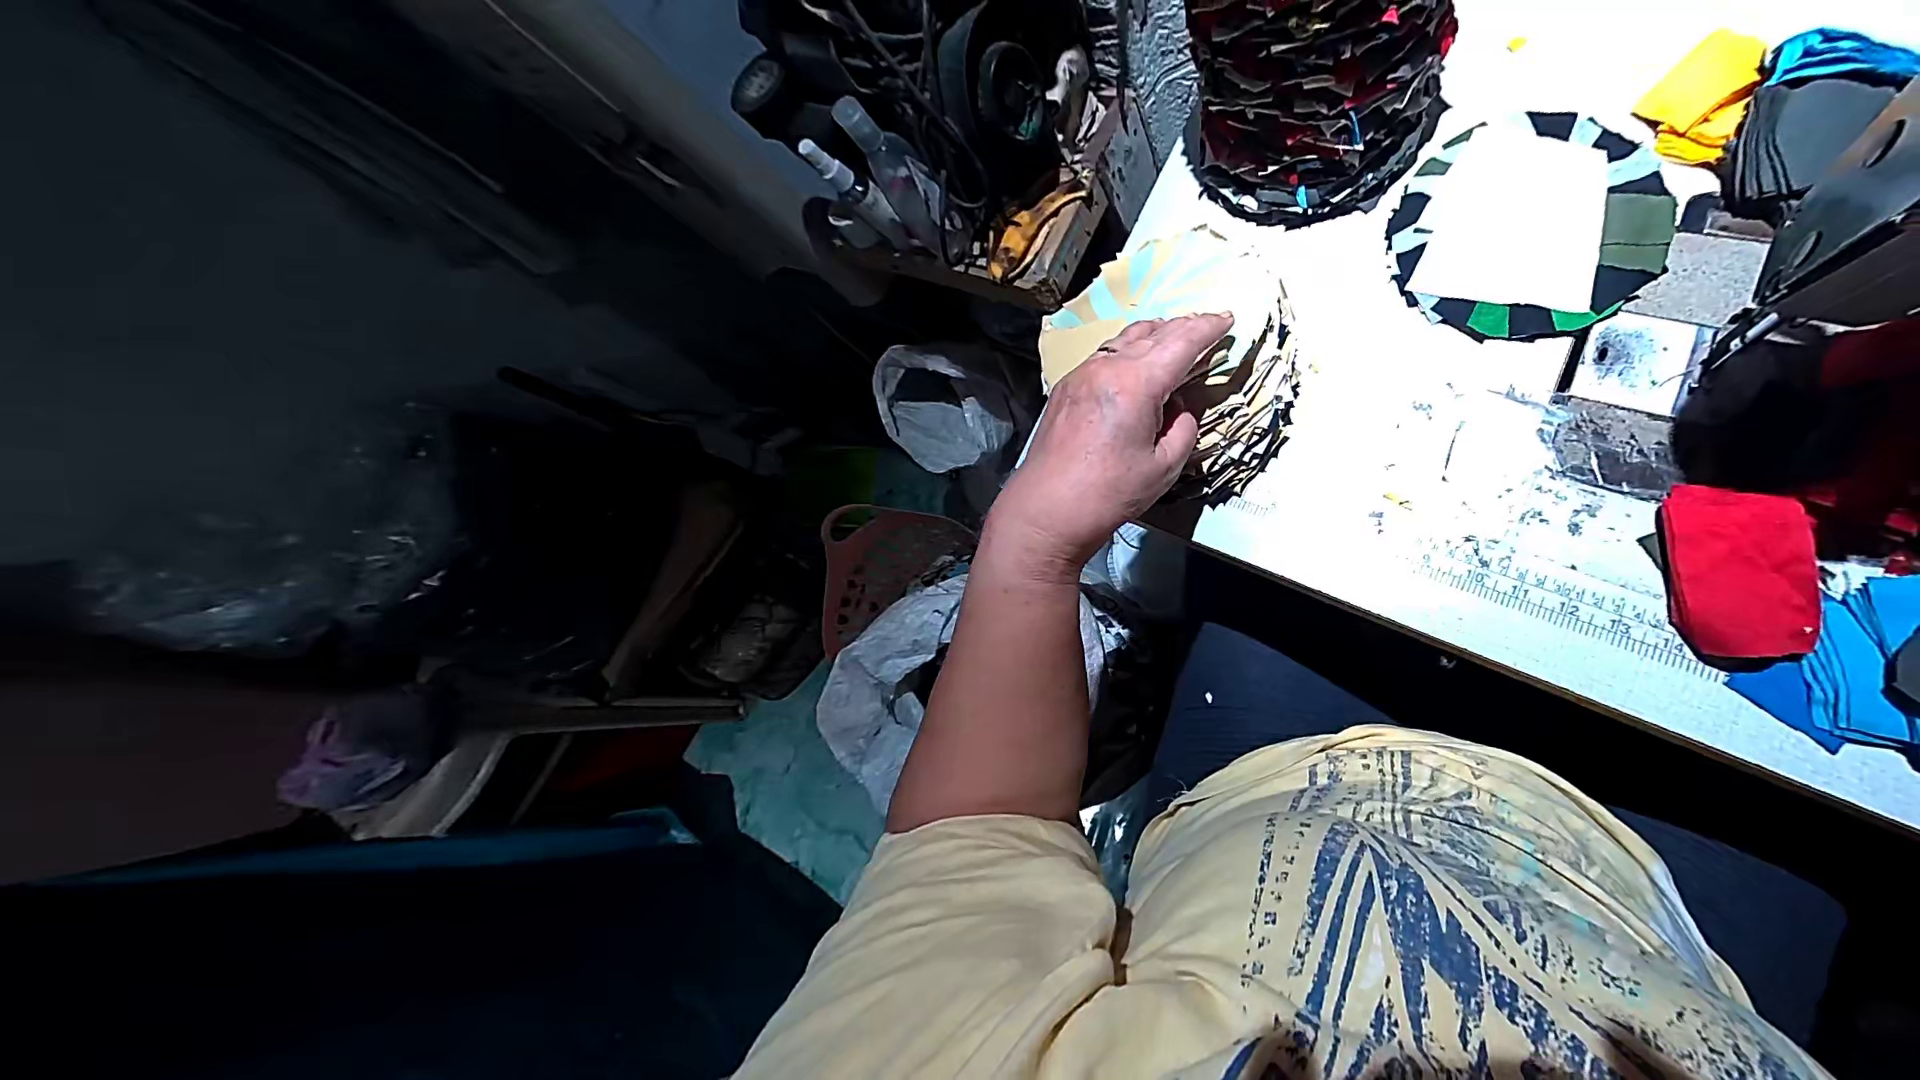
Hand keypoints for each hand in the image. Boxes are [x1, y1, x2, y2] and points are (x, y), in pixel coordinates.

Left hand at [985, 313, 1232, 580]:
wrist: (1047, 509)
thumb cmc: (1108, 493)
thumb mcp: (1164, 466)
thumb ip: (1183, 429)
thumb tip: (1179, 409)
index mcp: (1135, 384)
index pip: (1181, 342)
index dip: (1208, 328)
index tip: (1226, 319)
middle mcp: (1105, 369)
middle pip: (1151, 334)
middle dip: (1182, 327)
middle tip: (1205, 326)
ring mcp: (1080, 376)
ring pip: (1122, 341)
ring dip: (1152, 335)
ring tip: (1171, 336)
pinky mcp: (1064, 390)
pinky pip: (1102, 357)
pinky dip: (1126, 351)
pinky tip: (1133, 363)